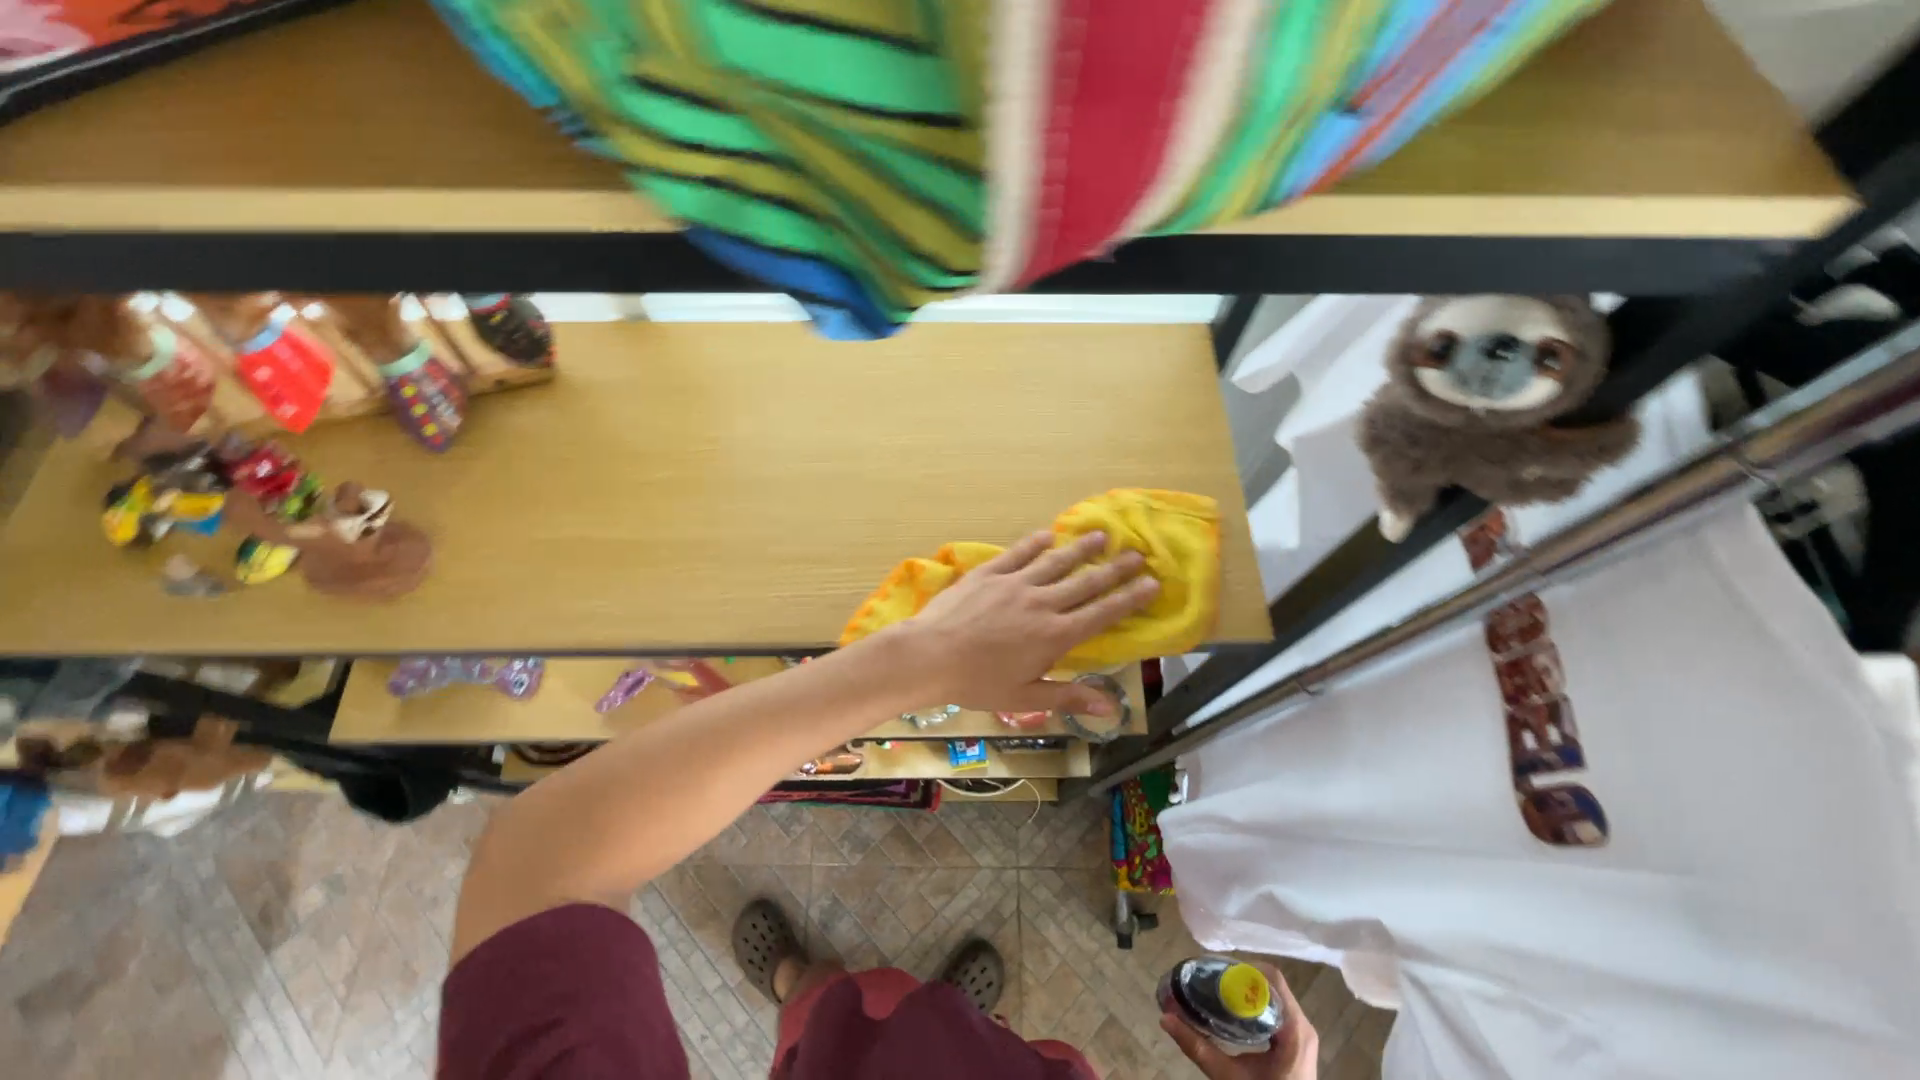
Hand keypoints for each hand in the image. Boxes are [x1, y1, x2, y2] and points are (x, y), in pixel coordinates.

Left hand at [884, 530, 1157, 714]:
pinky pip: (1018, 553)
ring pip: (1056, 562)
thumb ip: (1069, 697)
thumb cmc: (977, 683)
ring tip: (1101, 536)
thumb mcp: (1026, 698)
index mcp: (1055, 635)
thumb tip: (1111, 707)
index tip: (1152, 583)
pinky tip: (1047, 535)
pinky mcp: (989, 573)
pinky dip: (1034, 543)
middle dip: (1116, 568)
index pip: (1102, 614)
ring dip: (1081, 549)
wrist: (929, 656)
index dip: (1130, 599)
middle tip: (1138, 554)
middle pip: (1086, 582)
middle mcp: (1042, 603)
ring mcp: (1014, 583)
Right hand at [1159, 963, 1317, 1079]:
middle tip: (1210, 980)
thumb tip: (1165, 1018)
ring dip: (1246, 991)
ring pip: (1274, 996)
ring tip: (1218, 991)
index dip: (1243, 970)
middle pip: (1271, 985)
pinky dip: (1255, 1005)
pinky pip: (1276, 1011)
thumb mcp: (1229, 1076)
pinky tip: (1233, 1011)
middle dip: (1240, 979)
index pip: (1272, 981)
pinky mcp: (1296, 1041)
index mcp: (1295, 1030)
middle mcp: (1302, 1025)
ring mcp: (1302, 1033)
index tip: (1215, 972)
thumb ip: (1198, 1048)